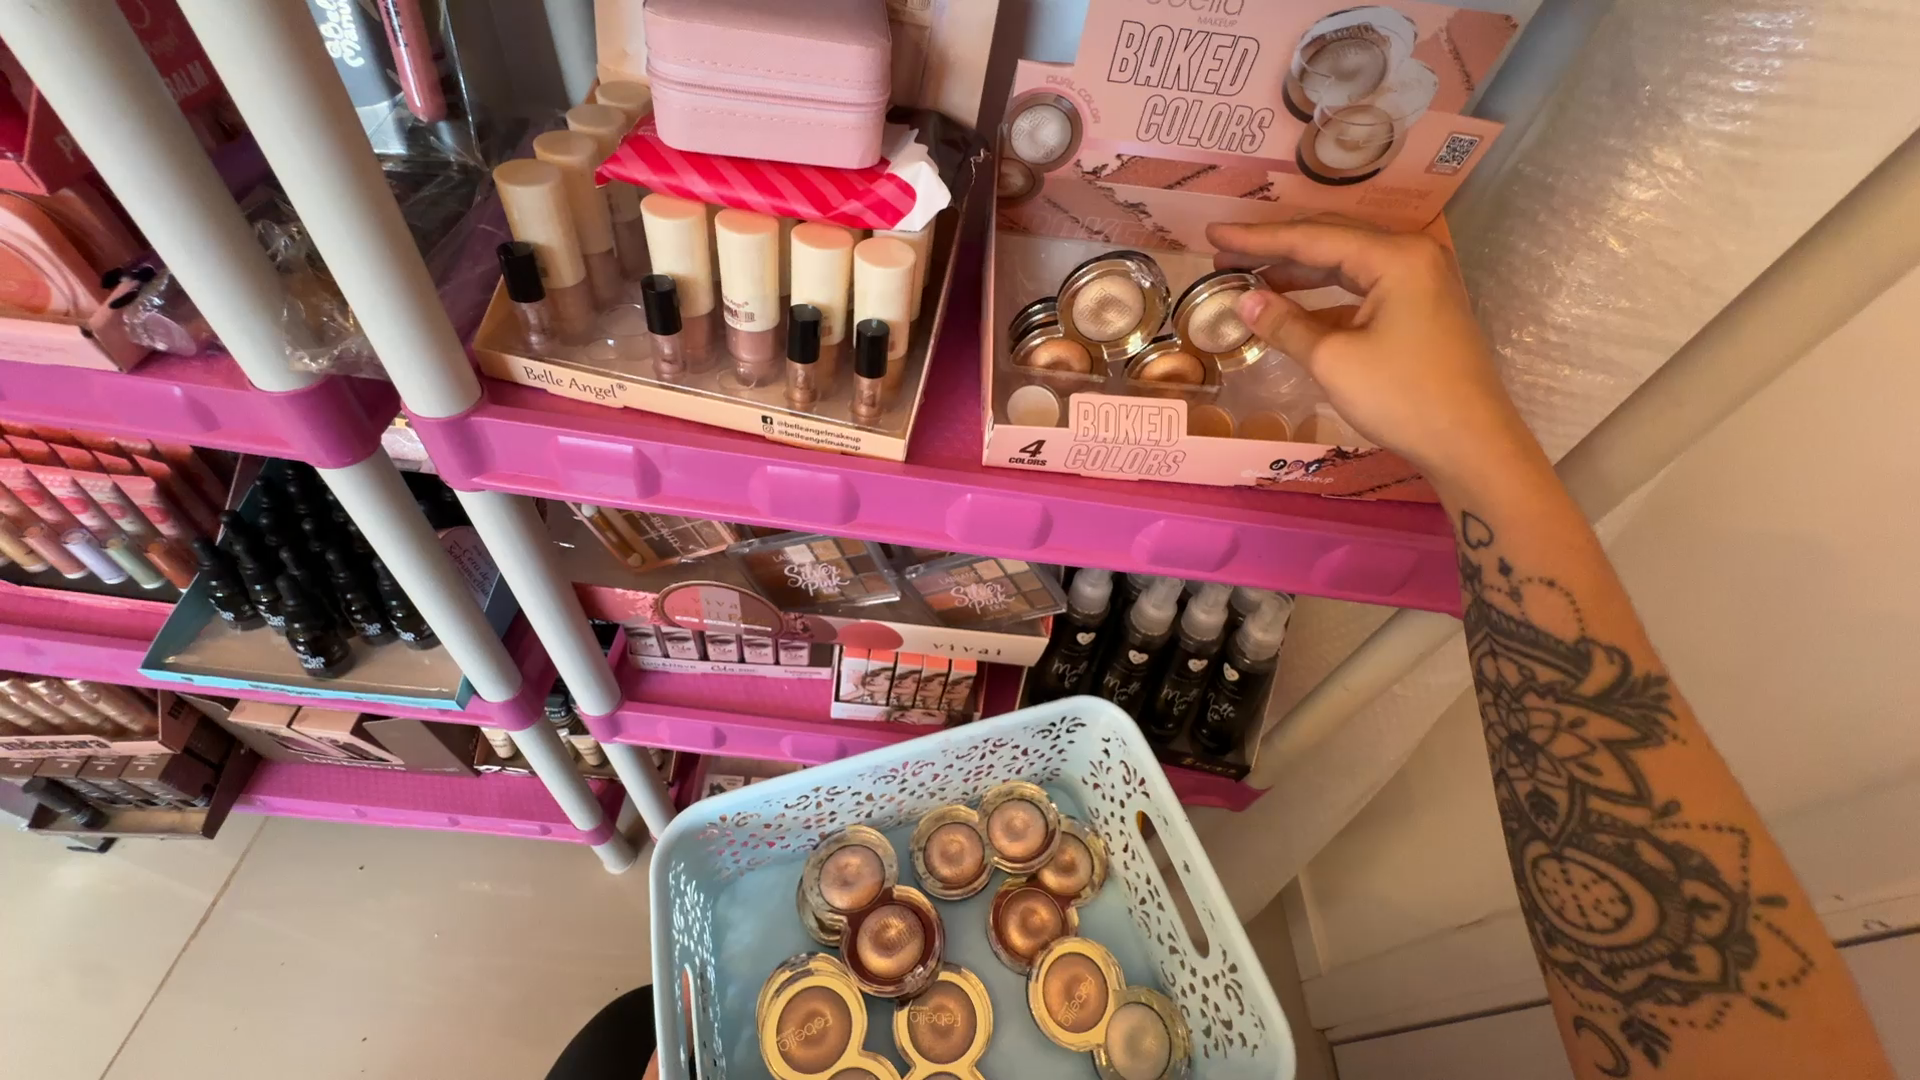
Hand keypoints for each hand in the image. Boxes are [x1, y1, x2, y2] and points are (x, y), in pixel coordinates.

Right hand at [1205, 220, 1536, 482]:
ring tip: (1248, 278)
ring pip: (1344, 266)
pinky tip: (1288, 308)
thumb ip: (1285, 324)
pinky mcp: (1417, 308)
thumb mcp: (1333, 360)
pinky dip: (1320, 297)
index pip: (1312, 238)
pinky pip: (1358, 290)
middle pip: (1330, 242)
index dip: (1257, 238)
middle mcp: (1410, 256)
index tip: (1214, 232)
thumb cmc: (1401, 397)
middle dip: (1275, 248)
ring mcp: (1417, 282)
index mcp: (1394, 257)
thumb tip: (1243, 301)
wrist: (1468, 441)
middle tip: (1224, 252)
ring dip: (1295, 273)